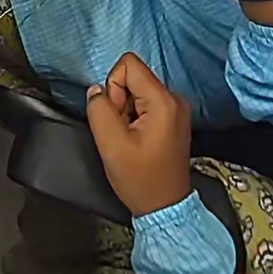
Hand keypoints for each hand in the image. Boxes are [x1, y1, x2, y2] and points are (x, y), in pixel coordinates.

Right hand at [85, 52, 192, 217]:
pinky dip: (135, 115)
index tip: (116, 116)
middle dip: (119, 99)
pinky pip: (145, 100)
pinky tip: (137, 138)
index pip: (129, 64)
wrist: (165, 209)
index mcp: (163, 101)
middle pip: (134, 75)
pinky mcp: (173, 116)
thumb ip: (99, 110)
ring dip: (125, 108)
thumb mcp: (111, 145)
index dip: (113, 85)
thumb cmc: (141, 180)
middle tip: (121, 131)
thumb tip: (96, 90)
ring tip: (129, 137)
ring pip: (137, 88)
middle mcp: (174, 98)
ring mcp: (176, 107)